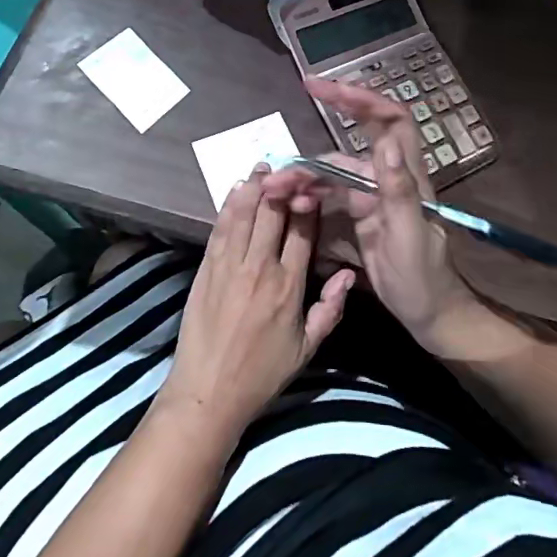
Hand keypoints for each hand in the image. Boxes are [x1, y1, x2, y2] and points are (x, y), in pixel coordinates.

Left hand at [157, 166, 354, 438]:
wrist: (209, 389)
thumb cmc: (261, 373)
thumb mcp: (306, 348)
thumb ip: (330, 309)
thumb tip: (349, 274)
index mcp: (289, 285)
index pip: (302, 232)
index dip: (308, 204)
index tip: (313, 185)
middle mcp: (260, 268)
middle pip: (272, 214)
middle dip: (281, 186)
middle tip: (287, 167)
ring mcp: (230, 265)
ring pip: (244, 214)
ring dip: (253, 187)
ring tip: (261, 167)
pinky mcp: (207, 267)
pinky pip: (220, 228)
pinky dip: (228, 206)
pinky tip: (235, 189)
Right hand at [263, 79, 484, 356]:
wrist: (430, 315)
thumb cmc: (425, 277)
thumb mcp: (411, 236)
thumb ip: (399, 190)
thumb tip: (385, 144)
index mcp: (406, 175)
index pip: (389, 119)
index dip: (359, 97)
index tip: (322, 87)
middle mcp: (388, 176)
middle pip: (347, 146)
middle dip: (309, 156)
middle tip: (278, 169)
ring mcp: (372, 195)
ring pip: (331, 173)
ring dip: (303, 179)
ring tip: (275, 194)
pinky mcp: (359, 214)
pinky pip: (328, 195)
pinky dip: (308, 196)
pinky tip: (293, 207)